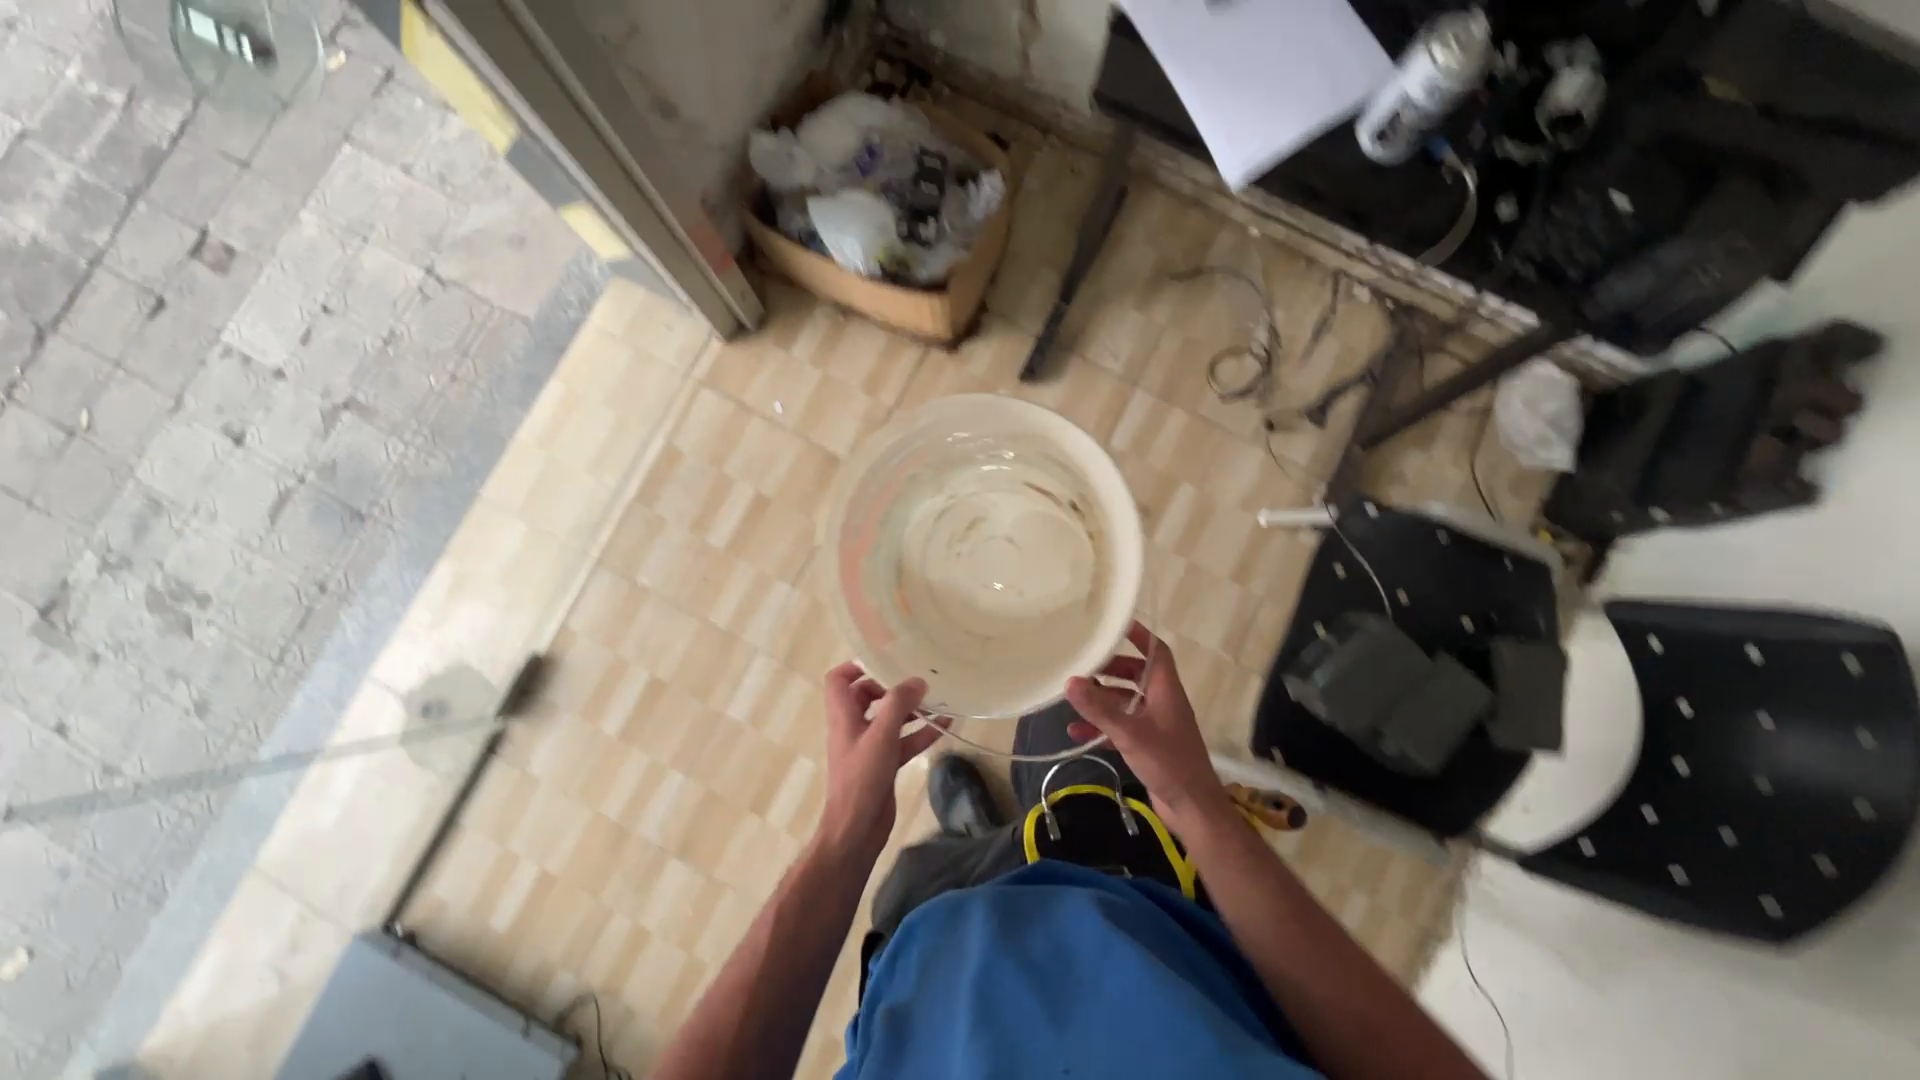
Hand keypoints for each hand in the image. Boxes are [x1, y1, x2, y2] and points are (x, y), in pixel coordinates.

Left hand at [818, 663, 944, 861]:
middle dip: (892, 686)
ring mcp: (870, 746)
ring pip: (890, 719)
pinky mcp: (885, 764)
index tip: (886, 660)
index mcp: (843, 715)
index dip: (857, 666)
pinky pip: (904, 741)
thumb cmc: (862, 778)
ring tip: (938, 698)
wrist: (857, 828)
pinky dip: (921, 733)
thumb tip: (917, 680)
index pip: (839, 680)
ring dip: (912, 709)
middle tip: (917, 679)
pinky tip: (945, 725)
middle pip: (868, 696)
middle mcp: (854, 727)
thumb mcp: (880, 736)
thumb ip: (898, 704)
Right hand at [1066, 622, 1233, 834]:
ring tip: (1073, 697)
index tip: (1115, 625)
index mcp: (1166, 691)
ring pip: (1127, 703)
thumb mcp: (1130, 734)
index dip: (1140, 636)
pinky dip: (1102, 728)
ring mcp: (1157, 726)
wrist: (1192, 807)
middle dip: (1110, 669)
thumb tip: (1070, 681)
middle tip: (1083, 665)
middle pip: (1137, 675)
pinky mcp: (1149, 747)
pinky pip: (1122, 729)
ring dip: (1103, 700)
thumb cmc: (1168, 763)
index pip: (1157, 652)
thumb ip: (1100, 709)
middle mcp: (1163, 703)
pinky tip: (1077, 733)